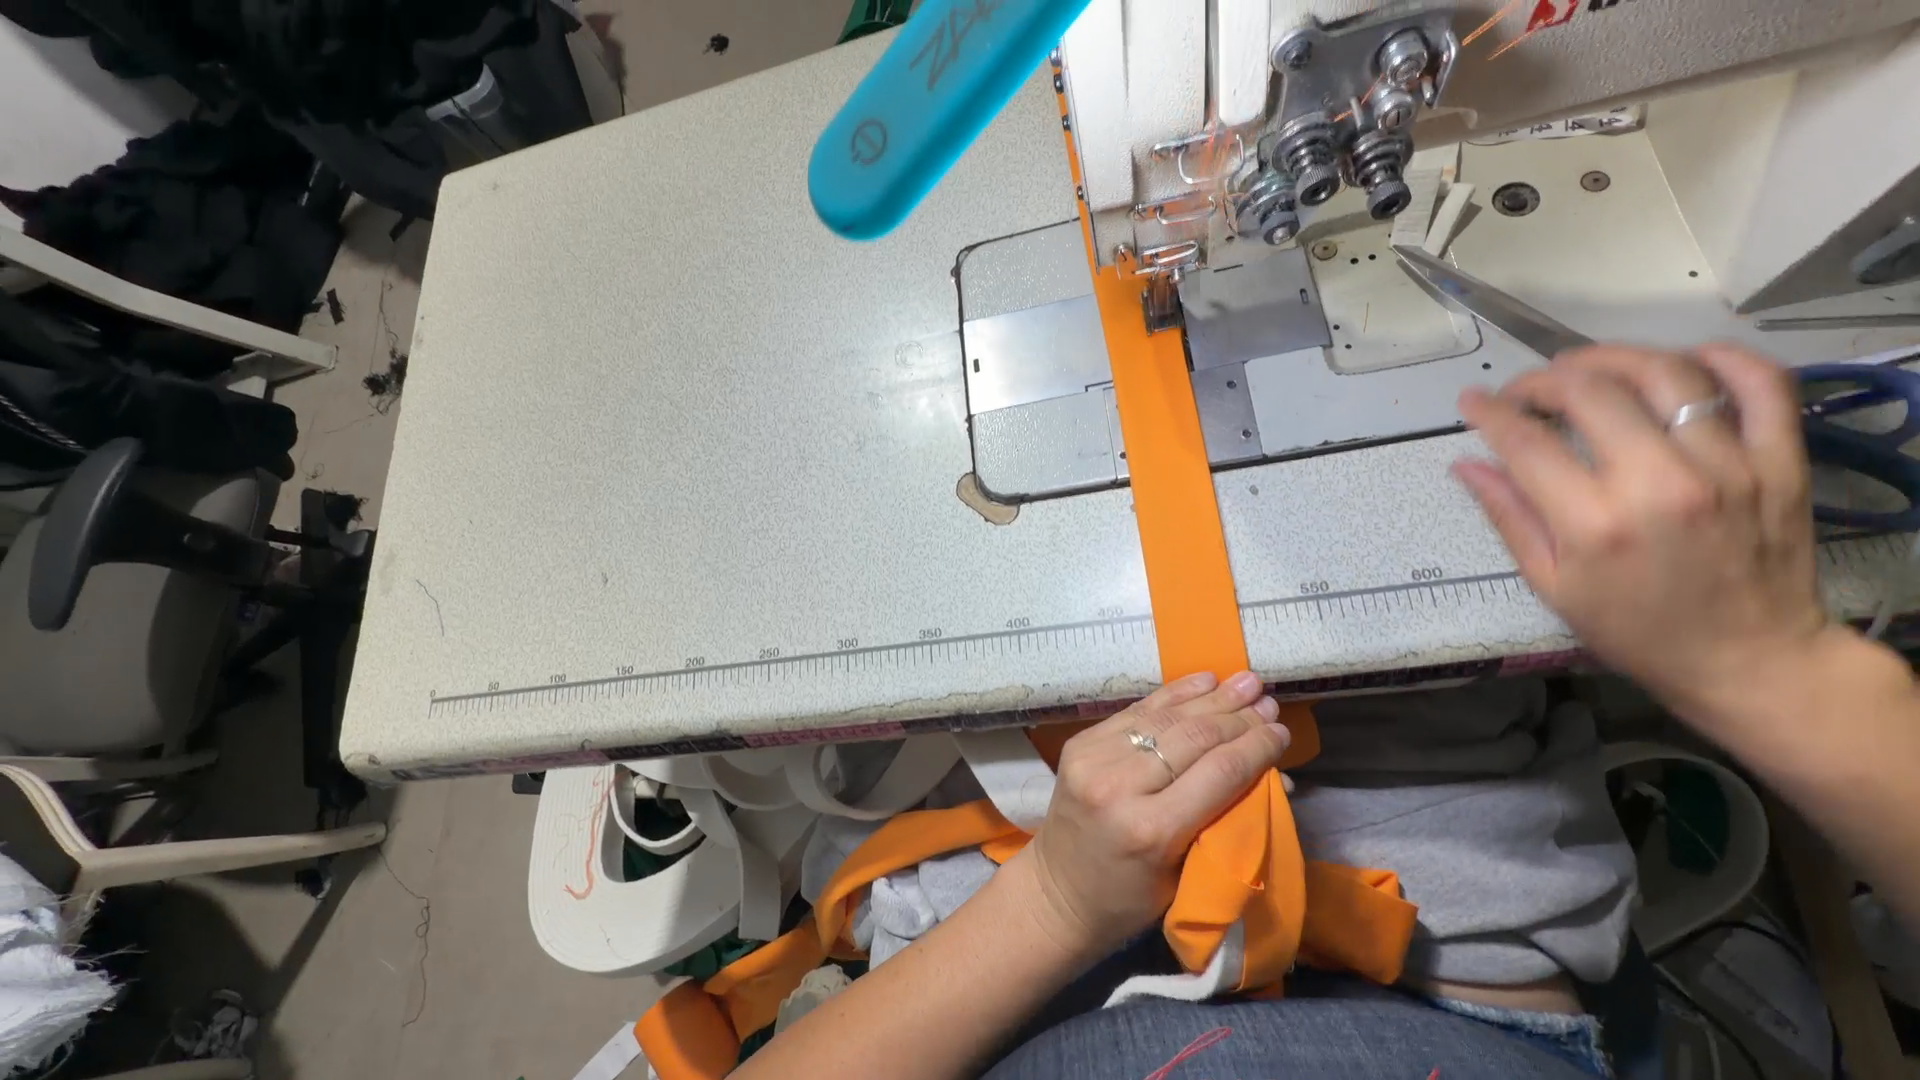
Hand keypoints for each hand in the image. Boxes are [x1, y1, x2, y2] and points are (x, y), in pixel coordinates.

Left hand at [1017, 671, 1288, 957]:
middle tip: (1268, 703)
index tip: (1283, 732)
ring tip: (1246, 682)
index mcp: (1152, 831)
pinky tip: (1203, 681)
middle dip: (1237, 719)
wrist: (1056, 891)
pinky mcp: (1080, 743)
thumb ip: (1226, 822)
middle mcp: (1120, 787)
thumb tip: (1275, 776)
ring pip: (1166, 717)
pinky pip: (1137, 711)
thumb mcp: (1187, 874)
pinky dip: (1174, 695)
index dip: (1255, 747)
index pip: (1219, 773)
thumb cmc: (1130, 899)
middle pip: (1194, 738)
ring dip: (1211, 698)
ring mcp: (1094, 759)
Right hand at [1454, 343, 1834, 728]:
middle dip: (1542, 380)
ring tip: (1586, 367)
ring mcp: (1728, 467)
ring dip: (1614, 357)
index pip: (1526, 442)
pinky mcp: (1780, 462)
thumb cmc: (1636, 630)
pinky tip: (1683, 361)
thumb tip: (1467, 463)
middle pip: (1591, 393)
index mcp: (1594, 523)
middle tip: (1525, 390)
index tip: (1471, 401)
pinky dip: (1724, 359)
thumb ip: (1509, 516)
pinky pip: (1762, 386)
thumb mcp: (1552, 584)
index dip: (1489, 412)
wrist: (1751, 660)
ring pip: (1667, 375)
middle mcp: (1661, 484)